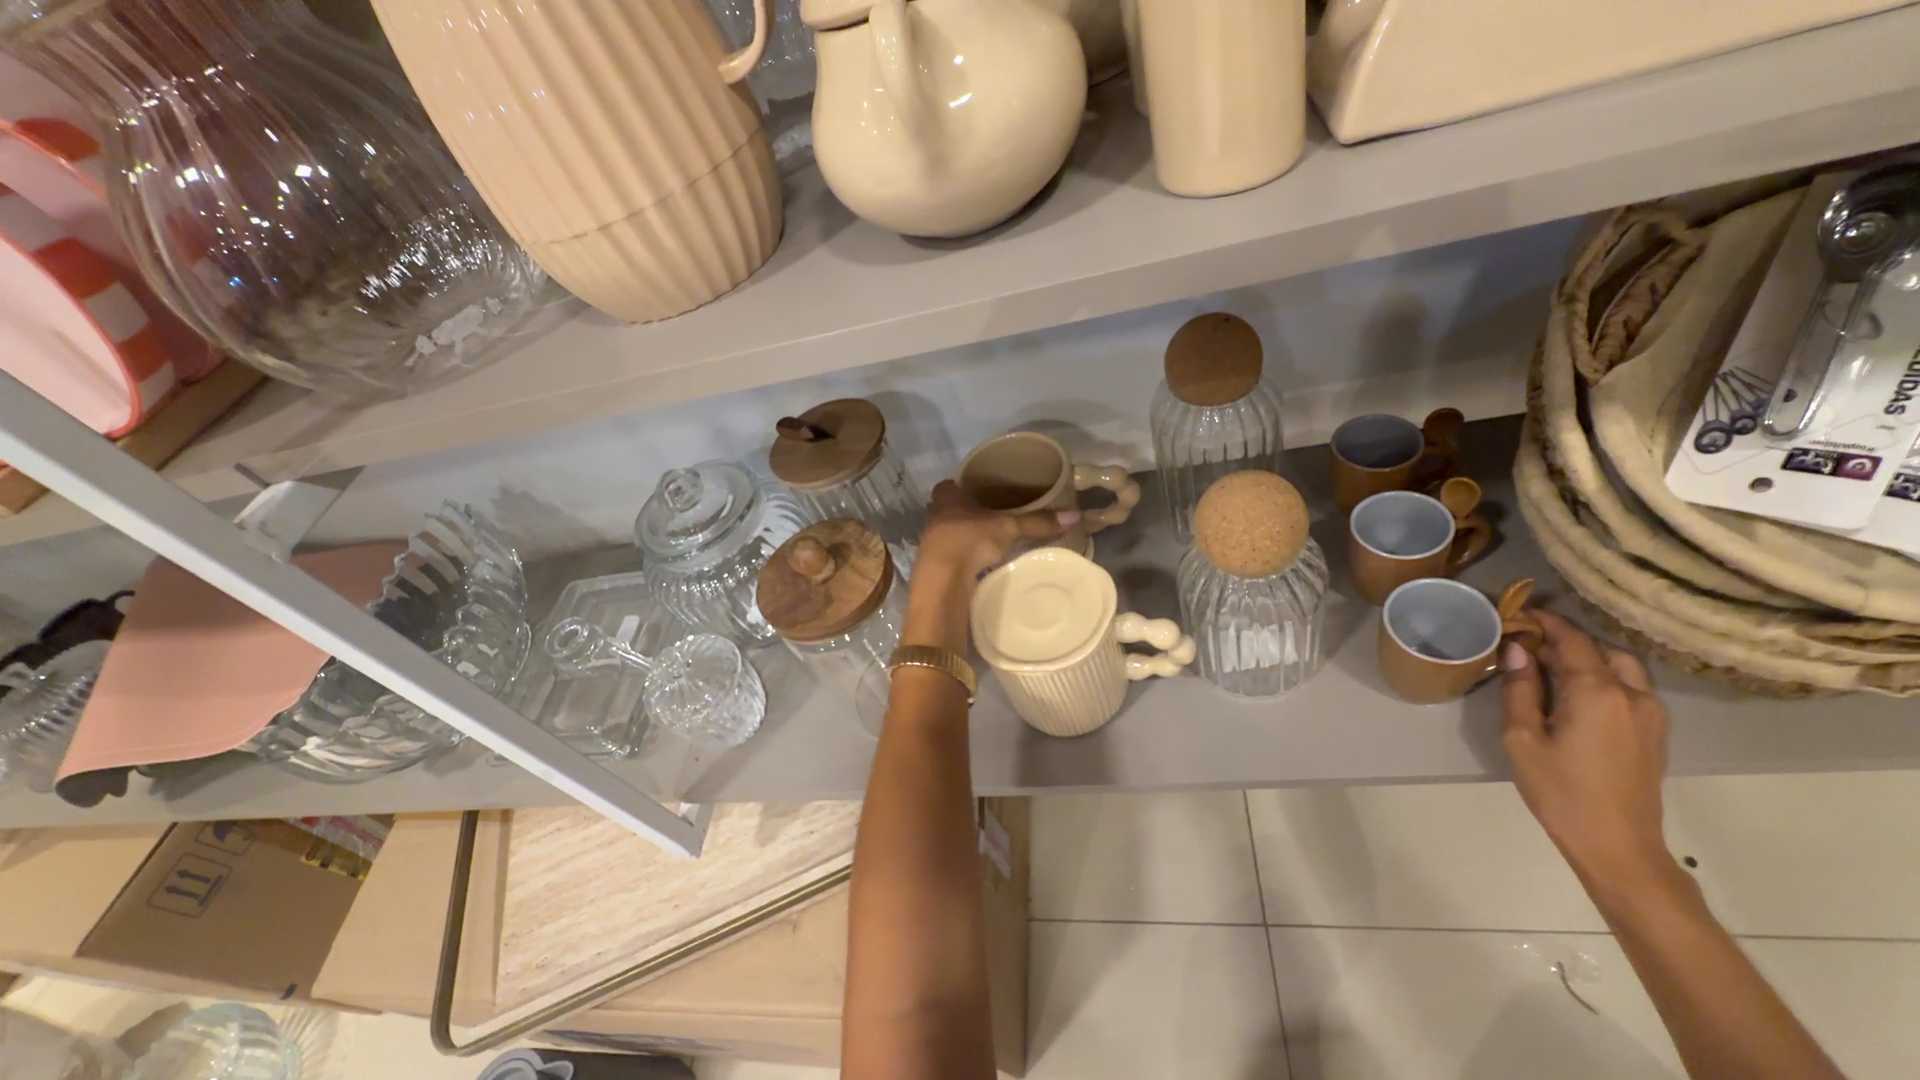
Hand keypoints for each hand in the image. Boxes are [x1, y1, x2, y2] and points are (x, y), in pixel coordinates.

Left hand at [914, 480, 1074, 582]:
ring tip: (989, 543)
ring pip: (948, 536)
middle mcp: (934, 519)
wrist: (942, 581)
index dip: (960, 487)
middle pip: (948, 511)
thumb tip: (1075, 516)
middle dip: (965, 514)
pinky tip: (980, 567)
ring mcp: (931, 546)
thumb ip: (1038, 523)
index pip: (947, 486)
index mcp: (946, 500)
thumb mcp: (1009, 528)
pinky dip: (963, 561)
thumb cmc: (970, 540)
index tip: (977, 490)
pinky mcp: (934, 570)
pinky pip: (951, 560)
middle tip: (989, 517)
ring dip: (964, 539)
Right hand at [1500, 610, 1672, 883]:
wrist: (1616, 843)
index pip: (1571, 639)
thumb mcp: (1522, 739)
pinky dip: (1605, 676)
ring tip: (1552, 667)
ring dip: (1589, 657)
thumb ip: (1519, 689)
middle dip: (1565, 639)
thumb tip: (1516, 649)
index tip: (1516, 614)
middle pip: (1600, 648)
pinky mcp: (1655, 730)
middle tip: (1528, 644)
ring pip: (1621, 665)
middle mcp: (1632, 693)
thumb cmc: (1559, 791)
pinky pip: (1631, 687)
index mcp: (1597, 691)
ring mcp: (1650, 712)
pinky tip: (1578, 693)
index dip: (1543, 622)